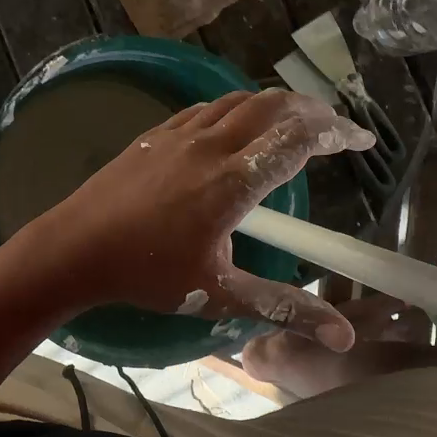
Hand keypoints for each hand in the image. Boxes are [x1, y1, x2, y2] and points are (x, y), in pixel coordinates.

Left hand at [8, 90, 374, 350]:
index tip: (362, 140)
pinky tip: (236, 128)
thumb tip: (344, 335)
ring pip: (236, 101)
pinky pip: (204, 109)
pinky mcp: (152, 136)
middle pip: (271, 106)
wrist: (74, 246)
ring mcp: (176, 136)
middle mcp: (207, 146)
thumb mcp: (219, 295)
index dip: (335, 133)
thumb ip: (284, 307)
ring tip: (294, 124)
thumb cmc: (145, 272)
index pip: (296, 140)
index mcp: (231, 182)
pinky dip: (234, 109)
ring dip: (273, 106)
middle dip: (312, 111)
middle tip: (336, 129)